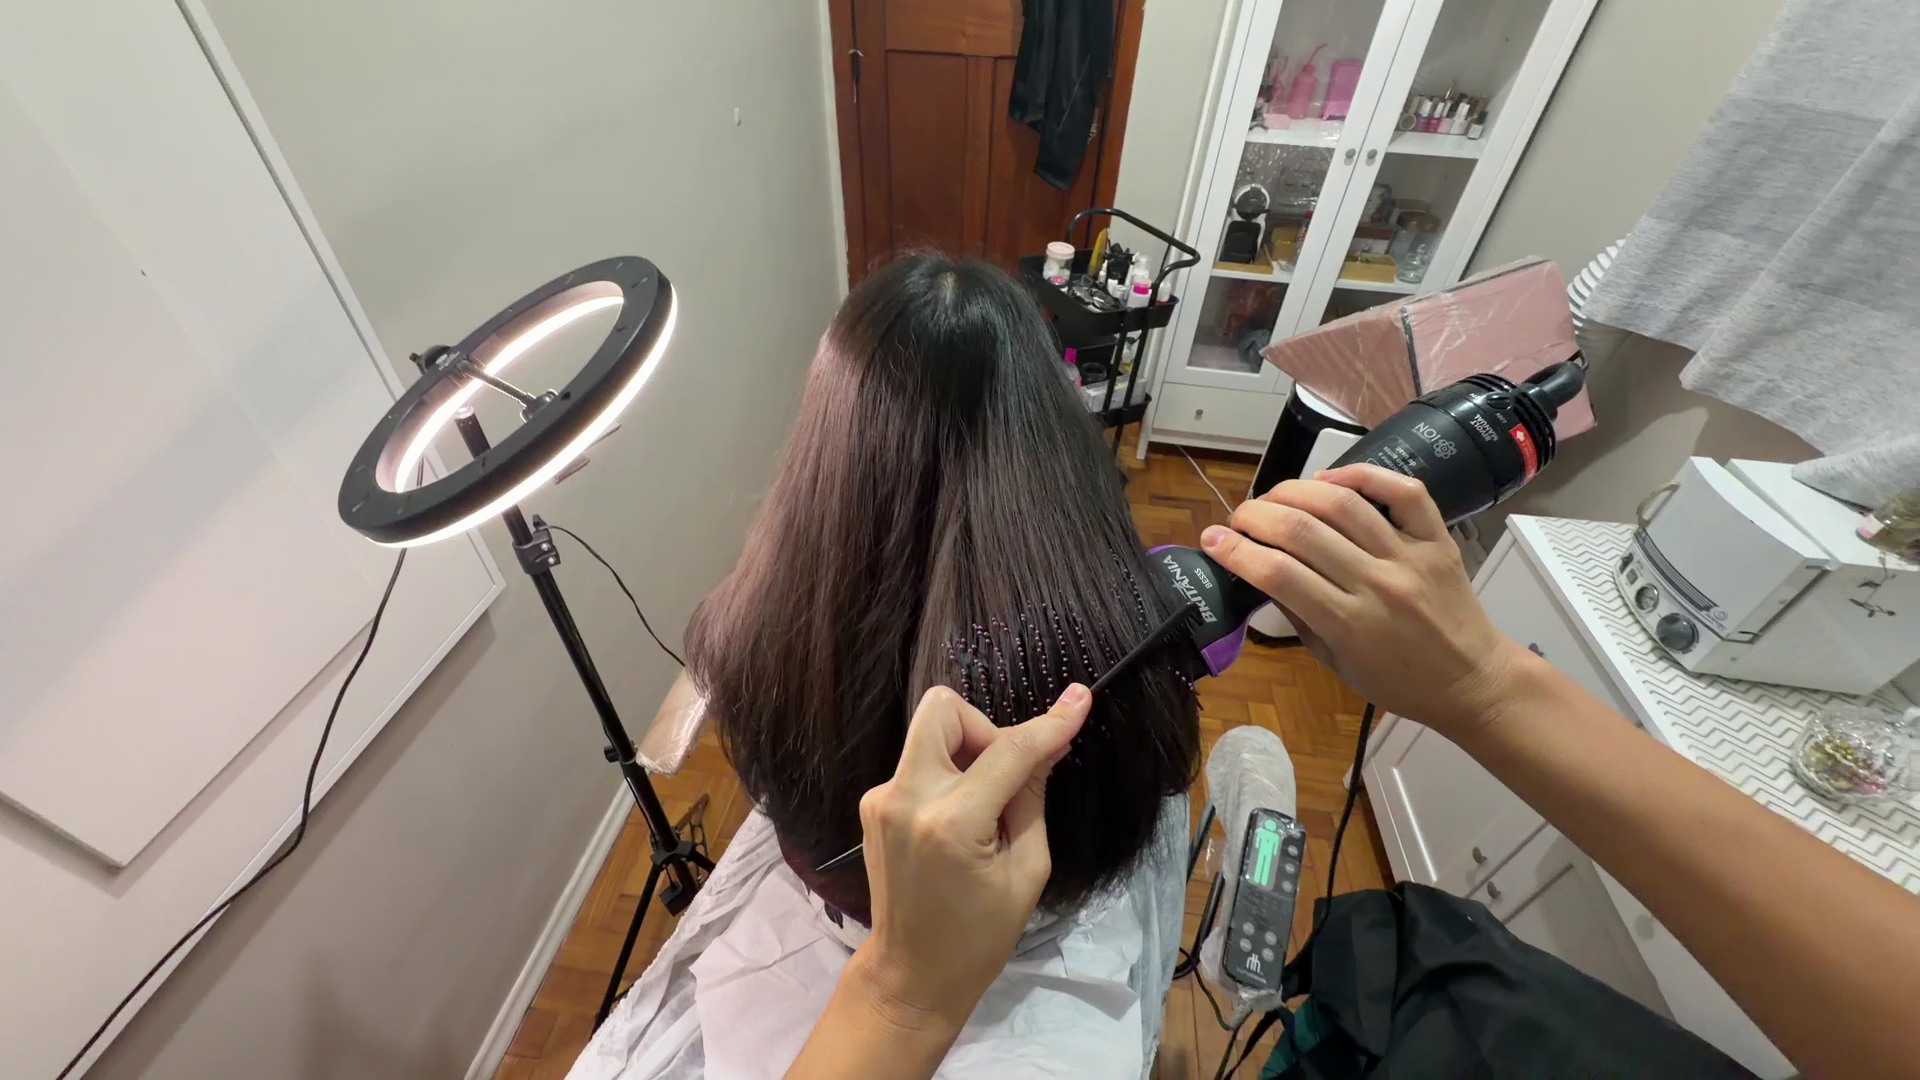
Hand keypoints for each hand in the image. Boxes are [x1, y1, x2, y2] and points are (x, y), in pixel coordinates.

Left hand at [853, 683, 1091, 1027]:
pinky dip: (948, 775)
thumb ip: (1032, 795)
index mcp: (950, 823)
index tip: (1079, 698)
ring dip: (966, 751)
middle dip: (983, 725)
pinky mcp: (873, 802)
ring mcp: (881, 797)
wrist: (910, 976)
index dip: (1049, 723)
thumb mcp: (1027, 869)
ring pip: (930, 731)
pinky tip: (959, 821)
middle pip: (942, 709)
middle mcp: (906, 797)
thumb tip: (1049, 741)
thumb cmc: (979, 935)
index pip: (1007, 751)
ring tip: (984, 804)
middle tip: (1004, 771)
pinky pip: (920, 761)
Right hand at [1199, 464, 1529, 738]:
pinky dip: (1362, 474)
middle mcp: (1377, 583)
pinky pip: (1403, 491)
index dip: (1234, 550)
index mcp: (1347, 623)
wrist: (1474, 682)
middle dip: (1254, 515)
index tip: (1211, 539)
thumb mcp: (1332, 661)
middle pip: (1301, 530)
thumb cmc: (1396, 681)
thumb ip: (1296, 615)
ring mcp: (1410, 557)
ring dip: (1294, 490)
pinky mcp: (1438, 539)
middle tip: (1239, 518)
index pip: (1277, 573)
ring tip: (1274, 497)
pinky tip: (1329, 478)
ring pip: (1343, 503)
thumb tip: (1259, 572)